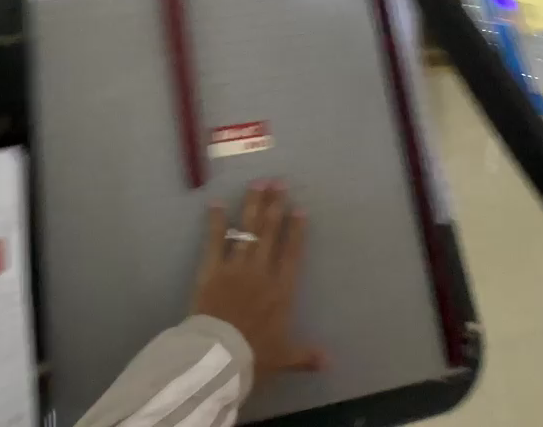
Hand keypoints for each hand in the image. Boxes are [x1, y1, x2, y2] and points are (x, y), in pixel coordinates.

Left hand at [191, 179, 327, 375]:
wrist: (220, 357)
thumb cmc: (254, 357)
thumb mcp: (283, 357)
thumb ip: (306, 355)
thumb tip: (331, 361)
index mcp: (280, 291)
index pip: (291, 254)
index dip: (296, 230)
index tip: (300, 208)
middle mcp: (260, 272)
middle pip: (270, 233)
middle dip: (275, 205)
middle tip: (278, 181)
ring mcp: (235, 268)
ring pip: (247, 230)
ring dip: (252, 205)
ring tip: (257, 183)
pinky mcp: (212, 270)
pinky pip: (214, 241)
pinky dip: (215, 221)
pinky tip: (215, 203)